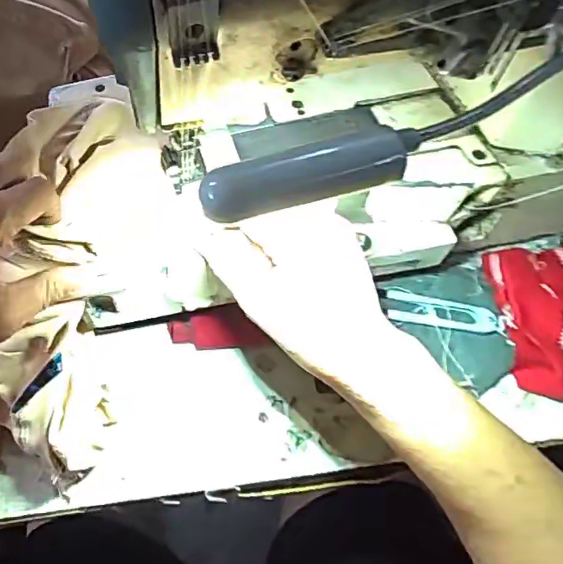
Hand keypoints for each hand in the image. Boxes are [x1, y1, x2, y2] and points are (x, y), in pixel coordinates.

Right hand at [193, 204, 433, 393]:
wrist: (361, 353)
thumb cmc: (312, 333)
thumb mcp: (256, 299)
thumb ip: (224, 258)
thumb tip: (201, 233)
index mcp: (296, 230)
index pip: (242, 210)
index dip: (221, 227)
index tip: (214, 247)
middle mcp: (318, 219)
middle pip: (260, 210)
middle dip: (244, 234)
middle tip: (248, 272)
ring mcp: (332, 226)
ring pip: (278, 218)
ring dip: (265, 238)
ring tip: (271, 274)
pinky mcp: (340, 237)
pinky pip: (298, 227)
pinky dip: (285, 243)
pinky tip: (289, 272)